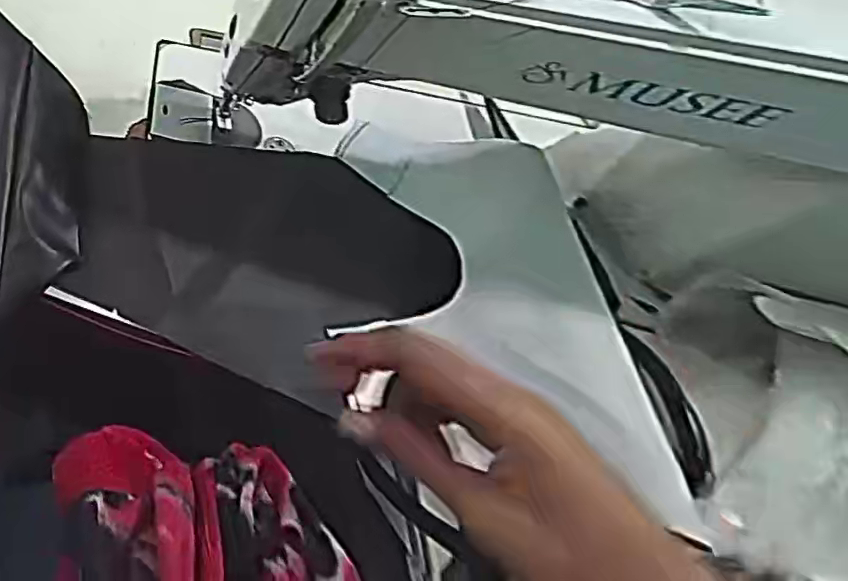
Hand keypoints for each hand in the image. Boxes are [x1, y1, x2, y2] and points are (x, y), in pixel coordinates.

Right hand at [310, 329, 710, 580]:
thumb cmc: (588, 560)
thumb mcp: (481, 511)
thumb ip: (411, 453)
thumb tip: (355, 418)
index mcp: (504, 407)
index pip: (411, 349)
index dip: (356, 347)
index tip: (319, 357)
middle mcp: (515, 398)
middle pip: (420, 353)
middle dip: (369, 364)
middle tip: (333, 383)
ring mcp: (524, 409)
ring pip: (435, 373)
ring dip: (395, 389)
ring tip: (372, 421)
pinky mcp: (526, 425)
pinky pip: (457, 394)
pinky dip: (423, 405)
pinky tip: (413, 433)